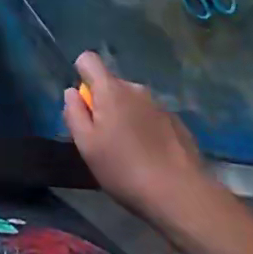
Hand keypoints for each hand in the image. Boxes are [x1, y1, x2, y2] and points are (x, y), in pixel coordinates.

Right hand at [63, 51, 209, 216]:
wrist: (180, 194)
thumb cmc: (124, 169)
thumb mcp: (86, 145)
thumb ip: (74, 113)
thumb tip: (72, 92)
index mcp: (111, 89)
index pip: (88, 60)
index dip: (81, 76)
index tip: (84, 105)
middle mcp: (136, 88)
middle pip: (111, 84)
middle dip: (104, 103)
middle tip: (105, 139)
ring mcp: (159, 104)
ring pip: (132, 101)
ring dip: (126, 116)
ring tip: (129, 151)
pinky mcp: (177, 122)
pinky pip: (151, 116)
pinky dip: (146, 128)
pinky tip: (151, 156)